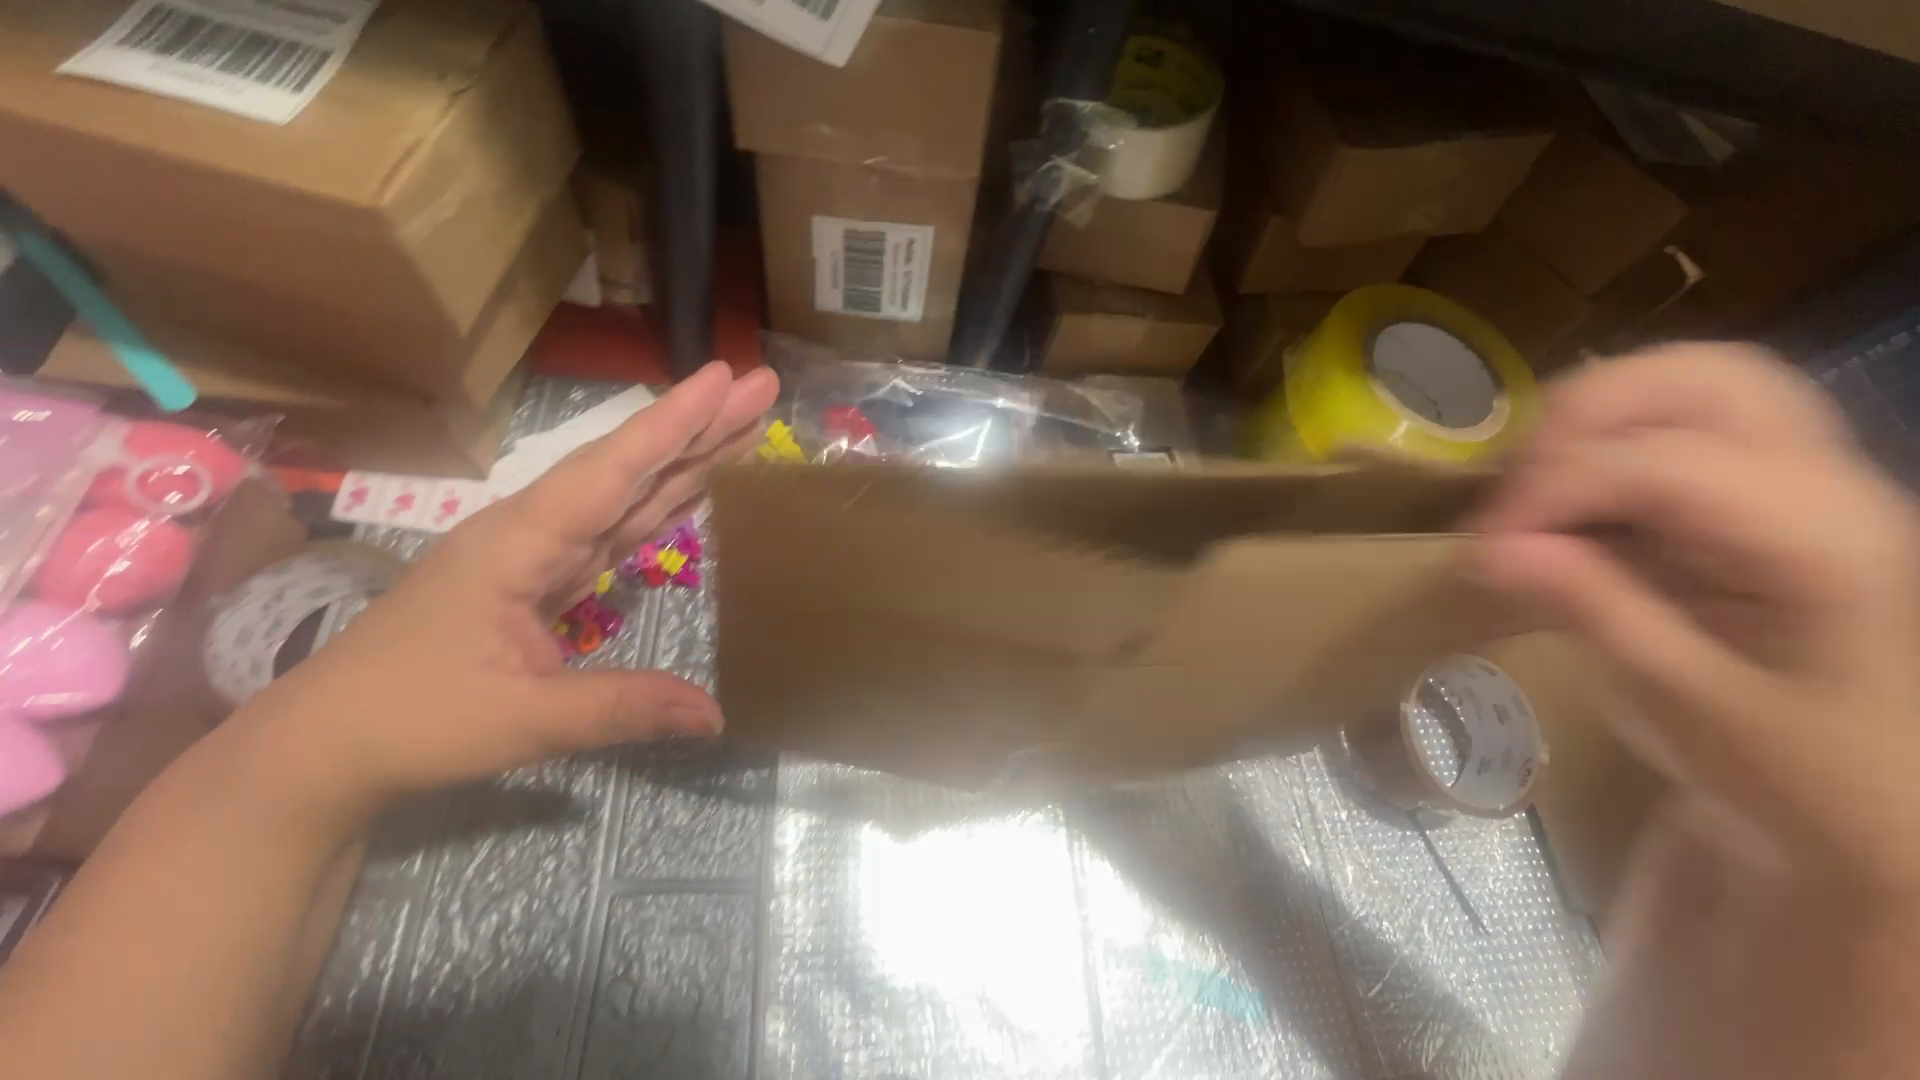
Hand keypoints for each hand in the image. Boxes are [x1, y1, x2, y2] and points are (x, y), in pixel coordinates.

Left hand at [226, 361, 779, 816]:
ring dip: (684, 459)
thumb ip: (620, 708)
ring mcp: (537, 553)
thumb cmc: (412, 720)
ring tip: (743, 426)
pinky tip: (691, 490)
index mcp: (520, 541)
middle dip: (696, 426)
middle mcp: (533, 530)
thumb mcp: (520, 720)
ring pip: (624, 494)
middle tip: (760, 387)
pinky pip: (614, 530)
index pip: (611, 472)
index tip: (727, 377)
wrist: (330, 742)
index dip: (672, 425)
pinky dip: (658, 505)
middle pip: (627, 468)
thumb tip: (714, 715)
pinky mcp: (543, 579)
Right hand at [1469, 344, 1919, 902]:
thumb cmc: (1801, 770)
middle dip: (1581, 417)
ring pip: (1698, 380)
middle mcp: (1829, 483)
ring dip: (1599, 416)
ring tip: (1539, 485)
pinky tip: (1577, 495)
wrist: (1898, 806)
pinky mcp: (1780, 495)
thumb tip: (1491, 551)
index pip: (1662, 462)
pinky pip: (1691, 422)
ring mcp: (1812, 480)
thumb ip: (1593, 608)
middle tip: (1514, 492)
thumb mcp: (1686, 701)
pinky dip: (1616, 436)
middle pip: (1699, 377)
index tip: (1480, 549)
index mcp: (1820, 541)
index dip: (1552, 490)